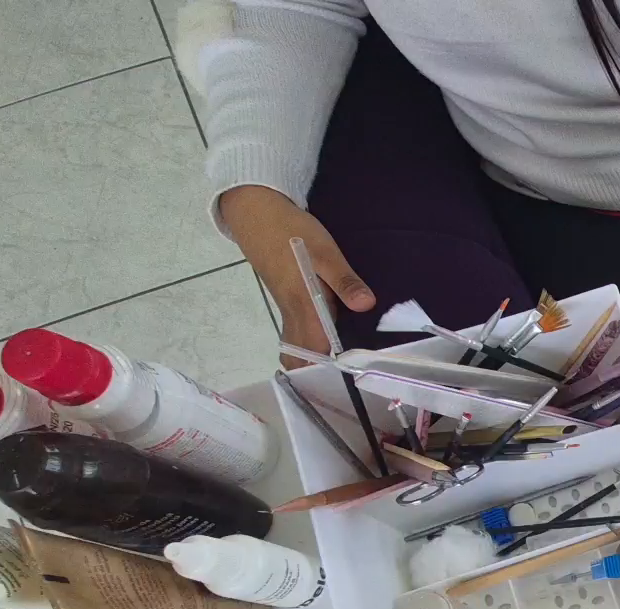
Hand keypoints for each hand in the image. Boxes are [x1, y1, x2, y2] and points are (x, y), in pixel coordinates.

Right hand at [218, 185, 374, 367]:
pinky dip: (313, 345)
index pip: (315, 348)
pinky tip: (336, 348)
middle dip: (319, 374)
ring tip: (345, 375)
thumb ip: (345, 280)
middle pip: (302, 354)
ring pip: (299, 344)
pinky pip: (299, 332)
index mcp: (303, 304)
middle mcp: (293, 312)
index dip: (329, 369)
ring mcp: (288, 307)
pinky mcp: (289, 301)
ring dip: (316, 361)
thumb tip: (365, 305)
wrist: (254, 211)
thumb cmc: (291, 230)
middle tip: (349, 387)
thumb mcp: (325, 251)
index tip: (348, 384)